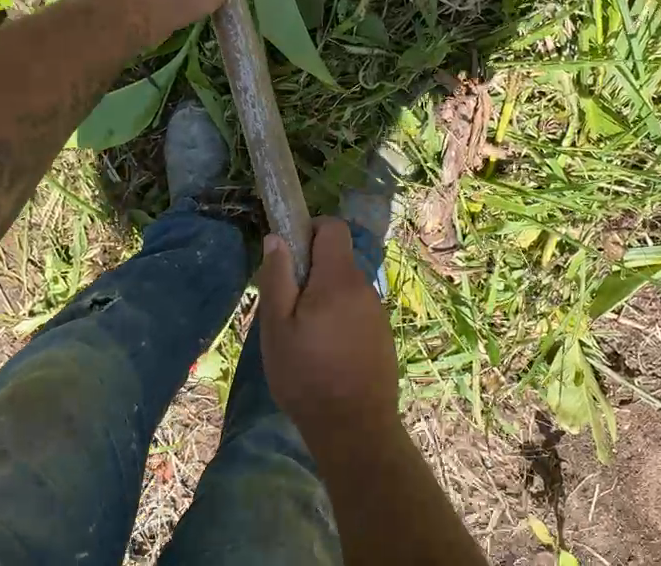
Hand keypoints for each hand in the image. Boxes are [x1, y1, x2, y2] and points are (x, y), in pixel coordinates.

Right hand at [255, 218, 399, 449]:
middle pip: (337, 260)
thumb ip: (276, 278)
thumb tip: (277, 238)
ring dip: (324, 299)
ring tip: (303, 337)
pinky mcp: (383, 336)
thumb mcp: (277, 327)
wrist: (355, 431)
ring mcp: (377, 313)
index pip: (333, 228)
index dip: (309, 231)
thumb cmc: (306, 376)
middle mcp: (365, 288)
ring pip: (345, 288)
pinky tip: (325, 354)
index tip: (289, 258)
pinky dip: (339, 320)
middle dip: (311, 273)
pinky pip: (356, 312)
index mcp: (339, 278)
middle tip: (287, 308)